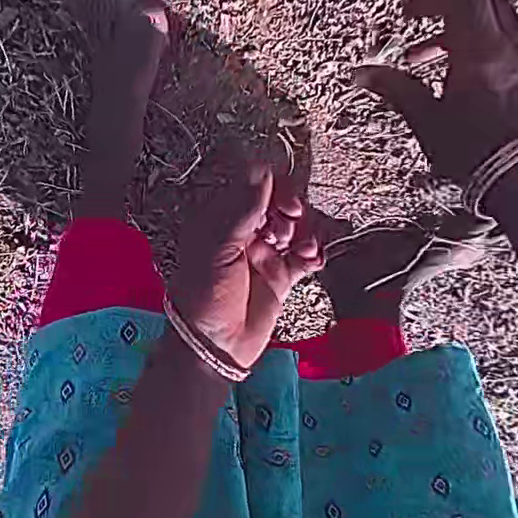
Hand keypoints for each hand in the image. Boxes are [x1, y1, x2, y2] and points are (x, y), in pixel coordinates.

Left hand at [168, 150, 321, 367]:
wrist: (215, 344)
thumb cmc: (206, 294)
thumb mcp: (220, 248)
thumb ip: (243, 211)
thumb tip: (260, 172)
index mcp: (217, 224)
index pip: (246, 192)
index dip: (266, 187)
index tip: (280, 192)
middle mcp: (241, 236)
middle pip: (272, 207)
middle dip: (286, 207)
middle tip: (291, 216)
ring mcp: (262, 256)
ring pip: (291, 230)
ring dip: (299, 231)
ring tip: (294, 245)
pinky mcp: (280, 277)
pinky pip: (303, 257)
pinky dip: (311, 254)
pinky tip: (310, 259)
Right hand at [353, 0, 517, 182]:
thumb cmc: (476, 149)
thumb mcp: (426, 118)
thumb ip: (395, 88)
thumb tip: (360, 73)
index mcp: (481, 50)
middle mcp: (512, 45)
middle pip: (482, 0)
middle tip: (410, 10)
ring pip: (495, 20)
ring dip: (457, 24)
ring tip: (421, 53)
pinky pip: (506, 42)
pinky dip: (477, 42)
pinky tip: (454, 69)